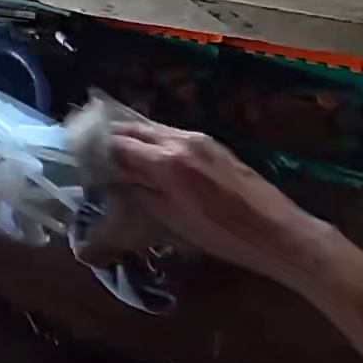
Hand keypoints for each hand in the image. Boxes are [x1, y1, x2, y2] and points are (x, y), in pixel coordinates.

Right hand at [109, 120, 341, 291]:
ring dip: (129, 135)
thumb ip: (138, 189)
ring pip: (150, 126)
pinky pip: (168, 132)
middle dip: (108, 136)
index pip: (117, 143)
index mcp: (167, 161)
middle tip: (89, 149)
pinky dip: (150, 139)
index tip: (79, 155)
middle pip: (131, 127)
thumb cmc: (223, 235)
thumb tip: (113, 177)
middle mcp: (179, 140)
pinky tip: (145, 154)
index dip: (95, 148)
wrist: (282, 234)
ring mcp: (197, 138)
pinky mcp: (210, 142)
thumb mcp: (171, 218)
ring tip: (113, 150)